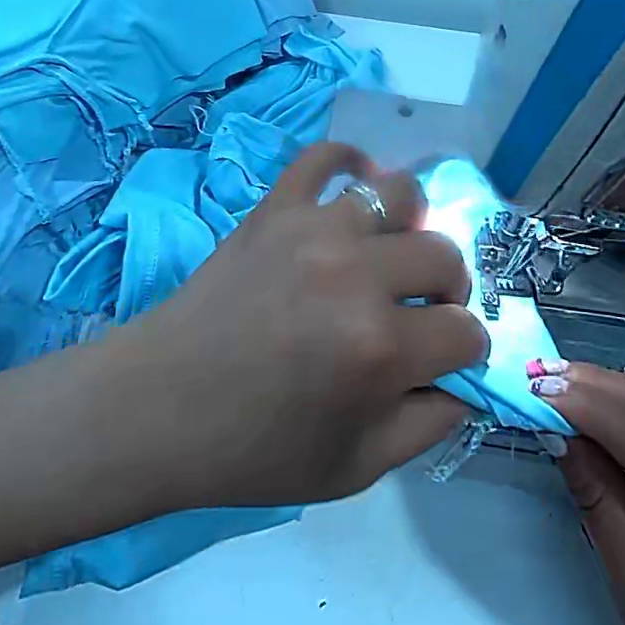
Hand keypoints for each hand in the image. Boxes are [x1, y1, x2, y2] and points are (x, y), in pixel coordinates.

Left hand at [100, 143, 488, 509]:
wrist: (158, 406)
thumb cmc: (255, 448)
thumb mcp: (354, 469)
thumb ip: (428, 427)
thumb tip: (465, 381)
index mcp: (380, 349)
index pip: (465, 332)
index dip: (464, 350)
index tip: (444, 358)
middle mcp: (357, 276)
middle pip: (444, 257)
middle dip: (449, 289)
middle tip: (421, 309)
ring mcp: (315, 230)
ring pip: (401, 195)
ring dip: (411, 227)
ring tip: (391, 252)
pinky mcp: (277, 207)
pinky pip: (324, 156)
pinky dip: (348, 159)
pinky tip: (356, 184)